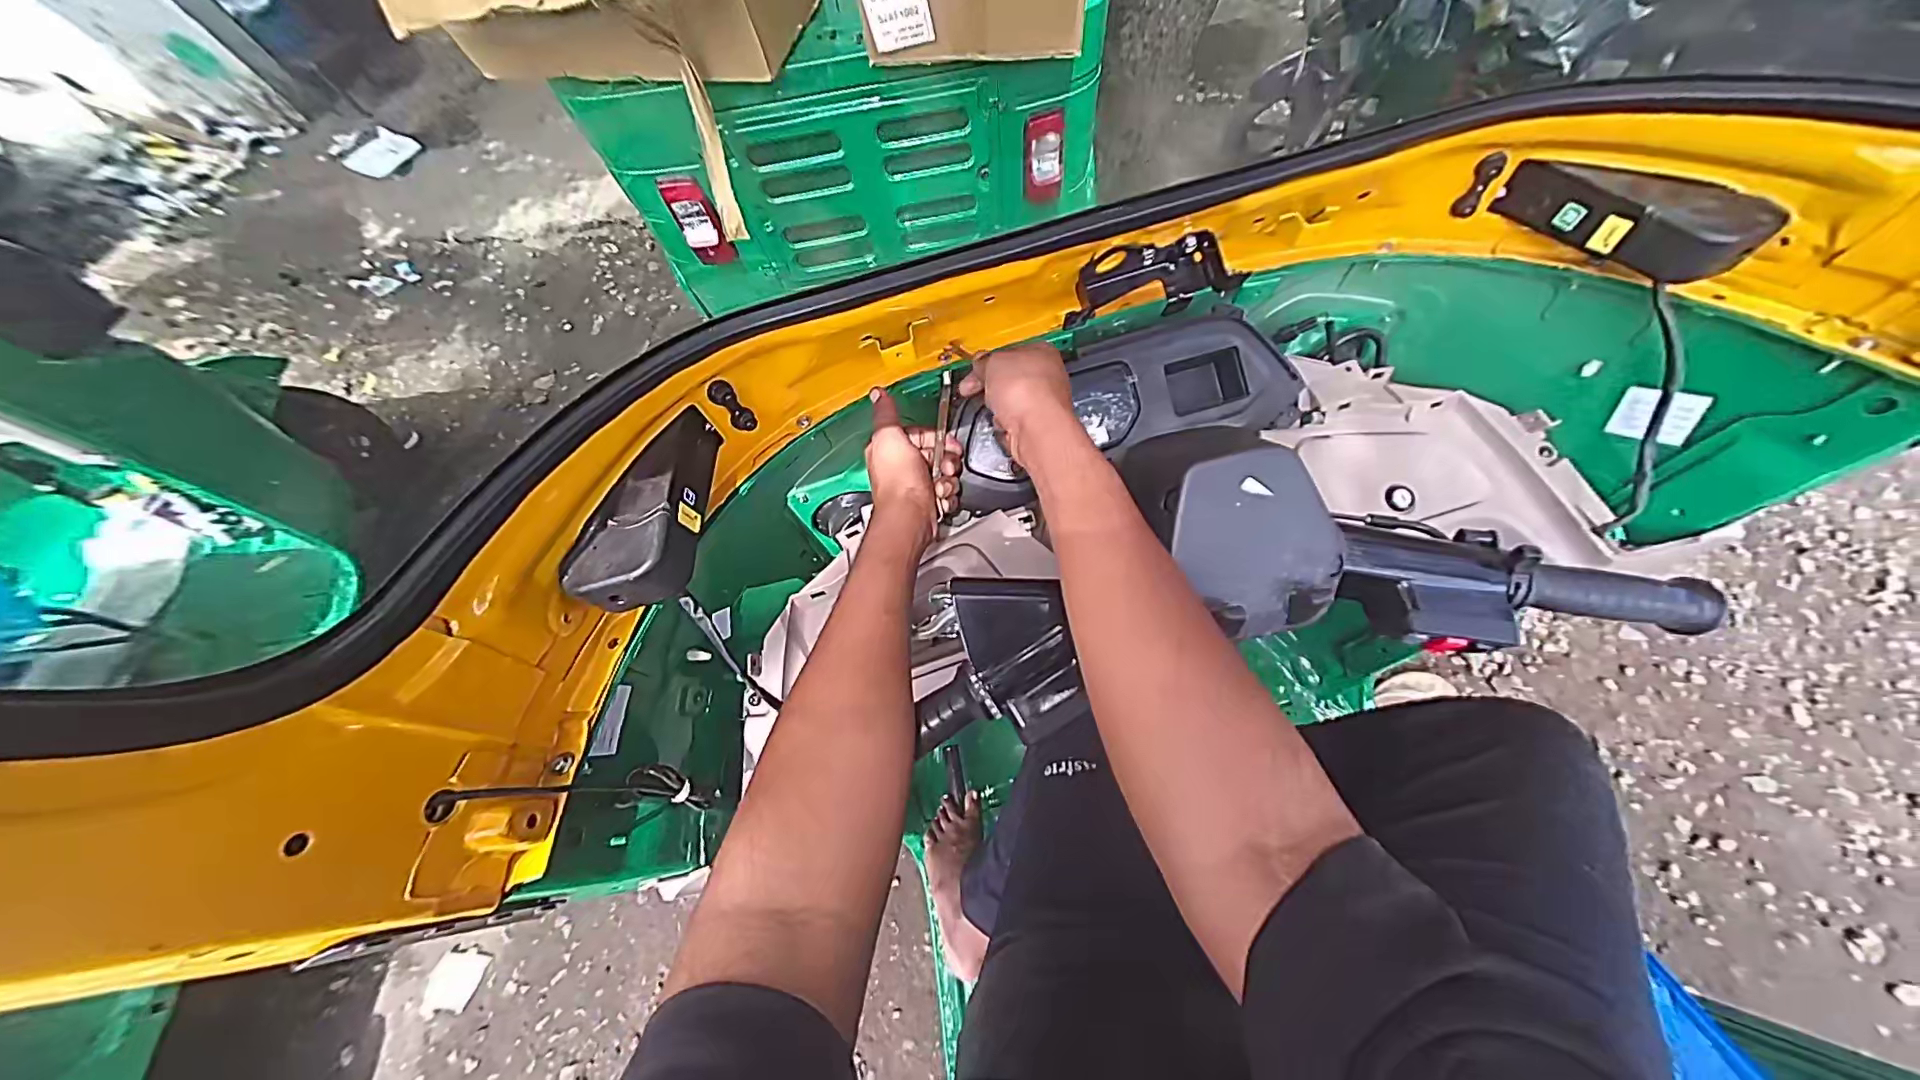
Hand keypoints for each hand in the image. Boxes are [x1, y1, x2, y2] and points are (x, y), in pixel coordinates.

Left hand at [865, 388, 959, 543]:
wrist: (910, 517)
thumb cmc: (898, 483)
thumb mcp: (889, 437)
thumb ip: (886, 414)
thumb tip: (878, 393)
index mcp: (890, 449)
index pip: (921, 434)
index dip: (936, 436)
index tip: (946, 441)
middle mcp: (902, 467)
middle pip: (936, 453)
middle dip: (946, 459)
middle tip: (945, 466)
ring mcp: (916, 485)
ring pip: (945, 473)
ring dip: (948, 479)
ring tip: (940, 485)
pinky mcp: (928, 501)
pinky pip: (948, 491)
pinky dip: (948, 494)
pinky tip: (940, 498)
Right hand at [957, 343, 1082, 467]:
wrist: (1036, 428)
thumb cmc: (1026, 390)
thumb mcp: (993, 362)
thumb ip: (985, 361)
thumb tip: (980, 363)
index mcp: (1042, 352)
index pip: (1010, 352)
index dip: (990, 360)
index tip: (976, 368)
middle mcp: (1047, 377)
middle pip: (1009, 380)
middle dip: (990, 386)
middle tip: (975, 388)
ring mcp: (1043, 404)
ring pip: (1009, 404)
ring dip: (997, 407)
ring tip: (995, 407)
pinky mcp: (1037, 427)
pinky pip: (1012, 423)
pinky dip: (1005, 425)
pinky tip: (1005, 423)